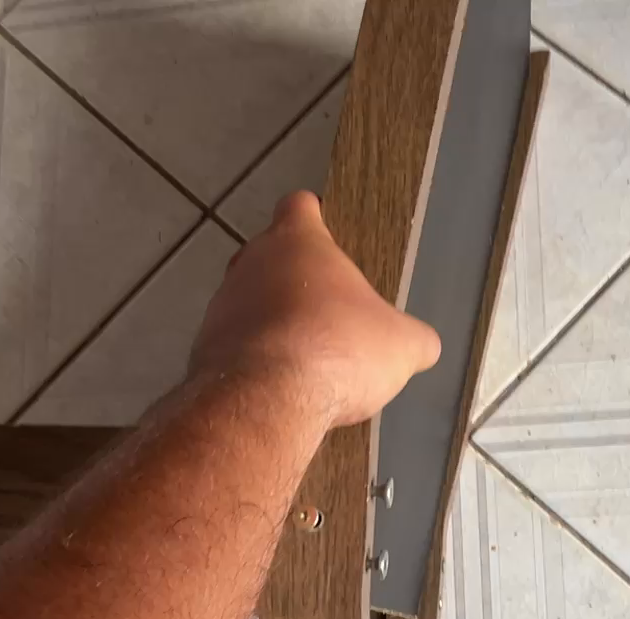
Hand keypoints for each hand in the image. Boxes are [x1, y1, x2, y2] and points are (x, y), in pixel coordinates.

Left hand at [191, 191, 440, 427]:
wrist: (268, 398)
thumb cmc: (340, 349)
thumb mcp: (401, 347)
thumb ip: (414, 340)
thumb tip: (424, 346)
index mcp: (297, 242)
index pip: (299, 208)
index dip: (313, 220)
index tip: (324, 240)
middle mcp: (251, 263)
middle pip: (270, 259)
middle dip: (295, 284)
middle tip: (326, 316)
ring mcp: (221, 306)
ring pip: (249, 306)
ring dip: (274, 327)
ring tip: (306, 363)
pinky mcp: (205, 350)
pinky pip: (236, 350)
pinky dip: (256, 364)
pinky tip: (281, 391)